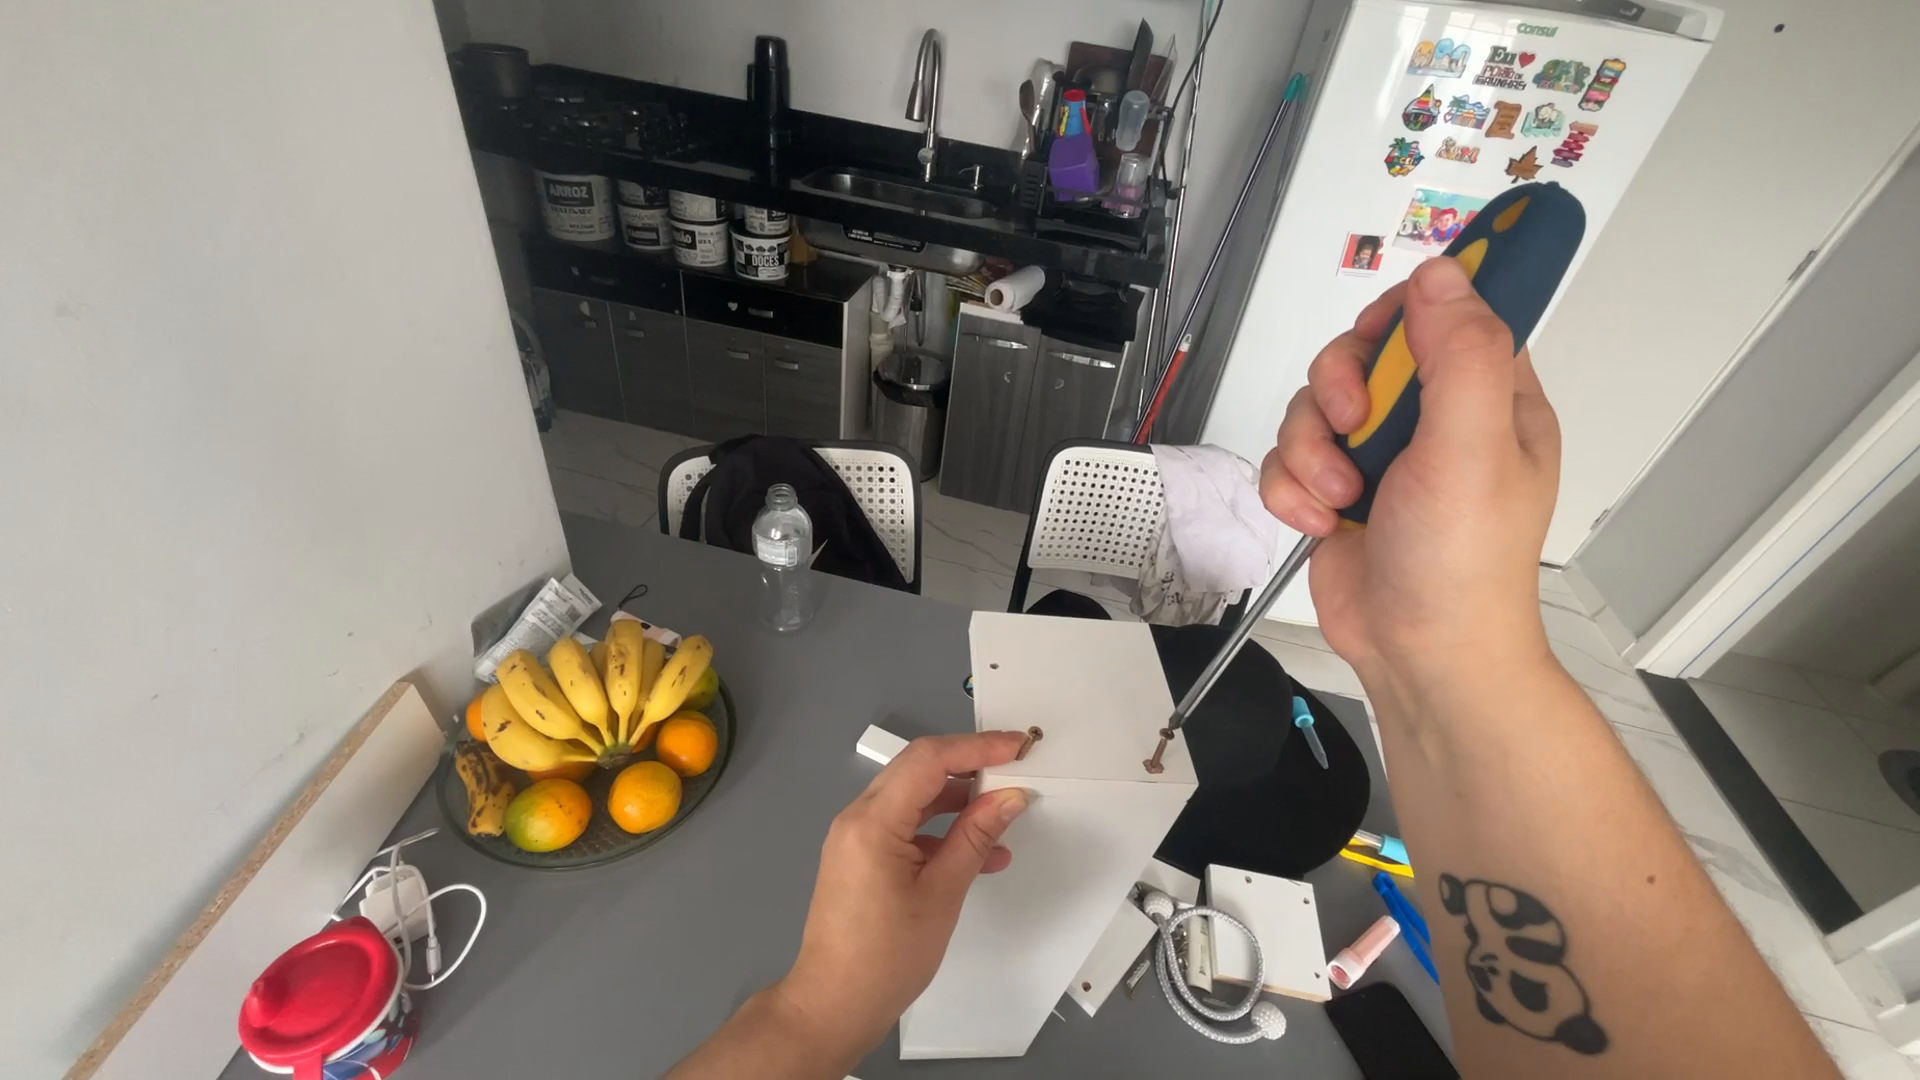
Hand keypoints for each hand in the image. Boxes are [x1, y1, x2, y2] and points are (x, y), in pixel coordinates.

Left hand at [775, 732, 1030, 1053]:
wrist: (833, 1007)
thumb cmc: (886, 957)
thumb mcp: (942, 894)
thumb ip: (977, 836)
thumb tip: (1011, 797)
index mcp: (873, 821)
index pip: (929, 760)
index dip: (976, 747)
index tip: (1017, 747)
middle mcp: (858, 816)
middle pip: (918, 767)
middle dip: (968, 761)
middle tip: (1013, 765)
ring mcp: (856, 834)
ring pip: (913, 793)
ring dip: (957, 796)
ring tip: (1002, 809)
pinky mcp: (861, 852)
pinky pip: (905, 822)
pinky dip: (940, 827)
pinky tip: (977, 851)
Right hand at [1258, 257, 1559, 704]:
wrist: (1414, 647)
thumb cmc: (1461, 559)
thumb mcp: (1472, 449)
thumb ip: (1459, 356)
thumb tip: (1441, 271)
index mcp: (1483, 397)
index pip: (1441, 314)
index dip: (1401, 313)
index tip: (1375, 340)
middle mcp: (1424, 419)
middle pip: (1353, 357)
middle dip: (1334, 395)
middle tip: (1350, 431)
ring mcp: (1372, 456)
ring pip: (1308, 410)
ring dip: (1309, 455)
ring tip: (1339, 499)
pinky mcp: (1328, 490)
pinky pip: (1283, 461)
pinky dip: (1289, 491)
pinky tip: (1318, 522)